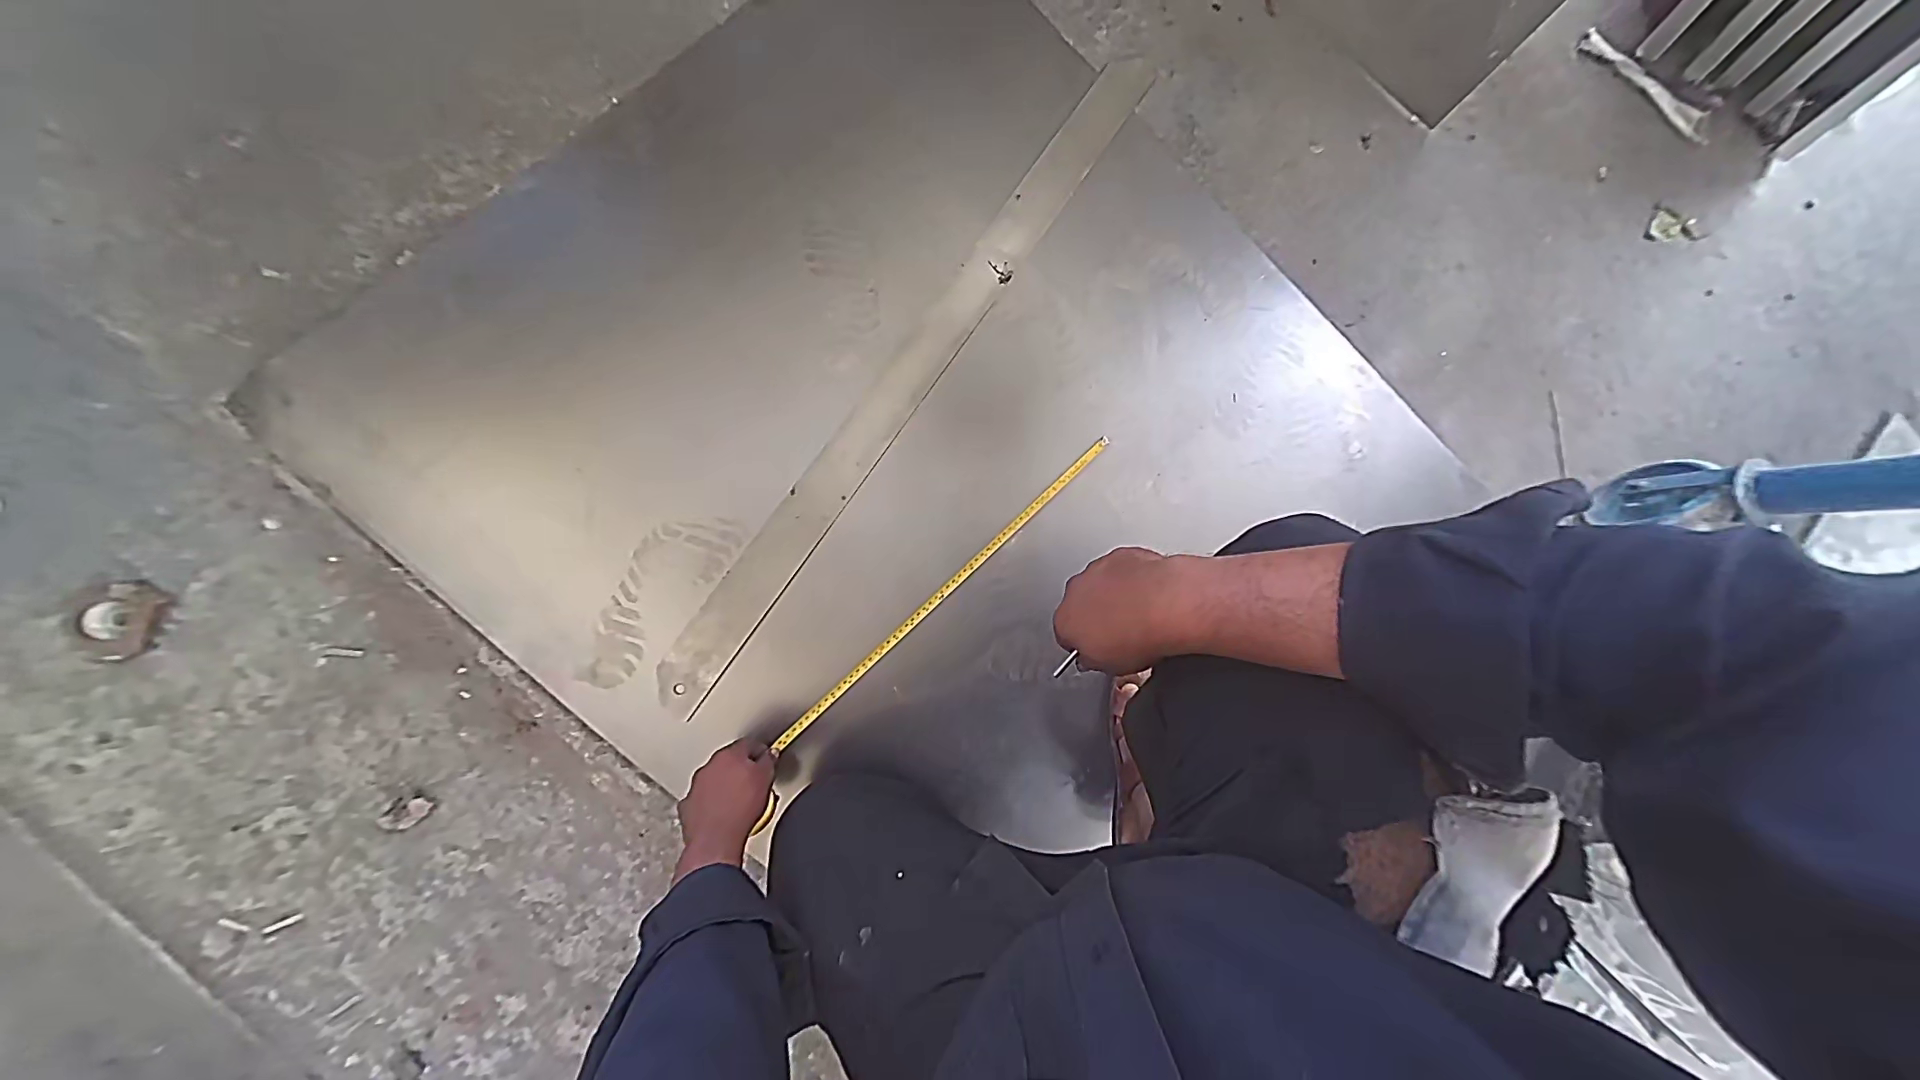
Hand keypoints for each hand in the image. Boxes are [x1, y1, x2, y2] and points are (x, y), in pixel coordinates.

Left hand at [673, 739, 775, 882]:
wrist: (716, 840)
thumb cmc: (739, 810)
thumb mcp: (766, 779)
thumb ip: (768, 762)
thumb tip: (769, 756)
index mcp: (729, 755)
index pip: (748, 744)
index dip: (760, 751)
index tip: (767, 759)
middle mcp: (709, 767)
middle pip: (729, 761)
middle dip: (741, 769)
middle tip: (755, 782)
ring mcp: (696, 786)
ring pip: (714, 779)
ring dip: (726, 785)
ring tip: (742, 801)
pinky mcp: (689, 806)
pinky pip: (703, 799)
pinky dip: (712, 802)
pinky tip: (724, 813)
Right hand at [1053, 547, 1197, 673]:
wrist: (1167, 605)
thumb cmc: (1140, 634)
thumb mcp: (1113, 666)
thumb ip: (1094, 659)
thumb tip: (1096, 657)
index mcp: (1066, 621)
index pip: (1066, 635)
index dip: (1084, 643)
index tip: (1099, 646)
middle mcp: (1075, 591)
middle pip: (1080, 605)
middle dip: (1096, 614)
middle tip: (1121, 630)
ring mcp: (1097, 570)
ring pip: (1099, 583)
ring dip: (1113, 594)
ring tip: (1139, 611)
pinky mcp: (1120, 556)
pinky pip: (1122, 568)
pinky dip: (1132, 577)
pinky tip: (1149, 592)